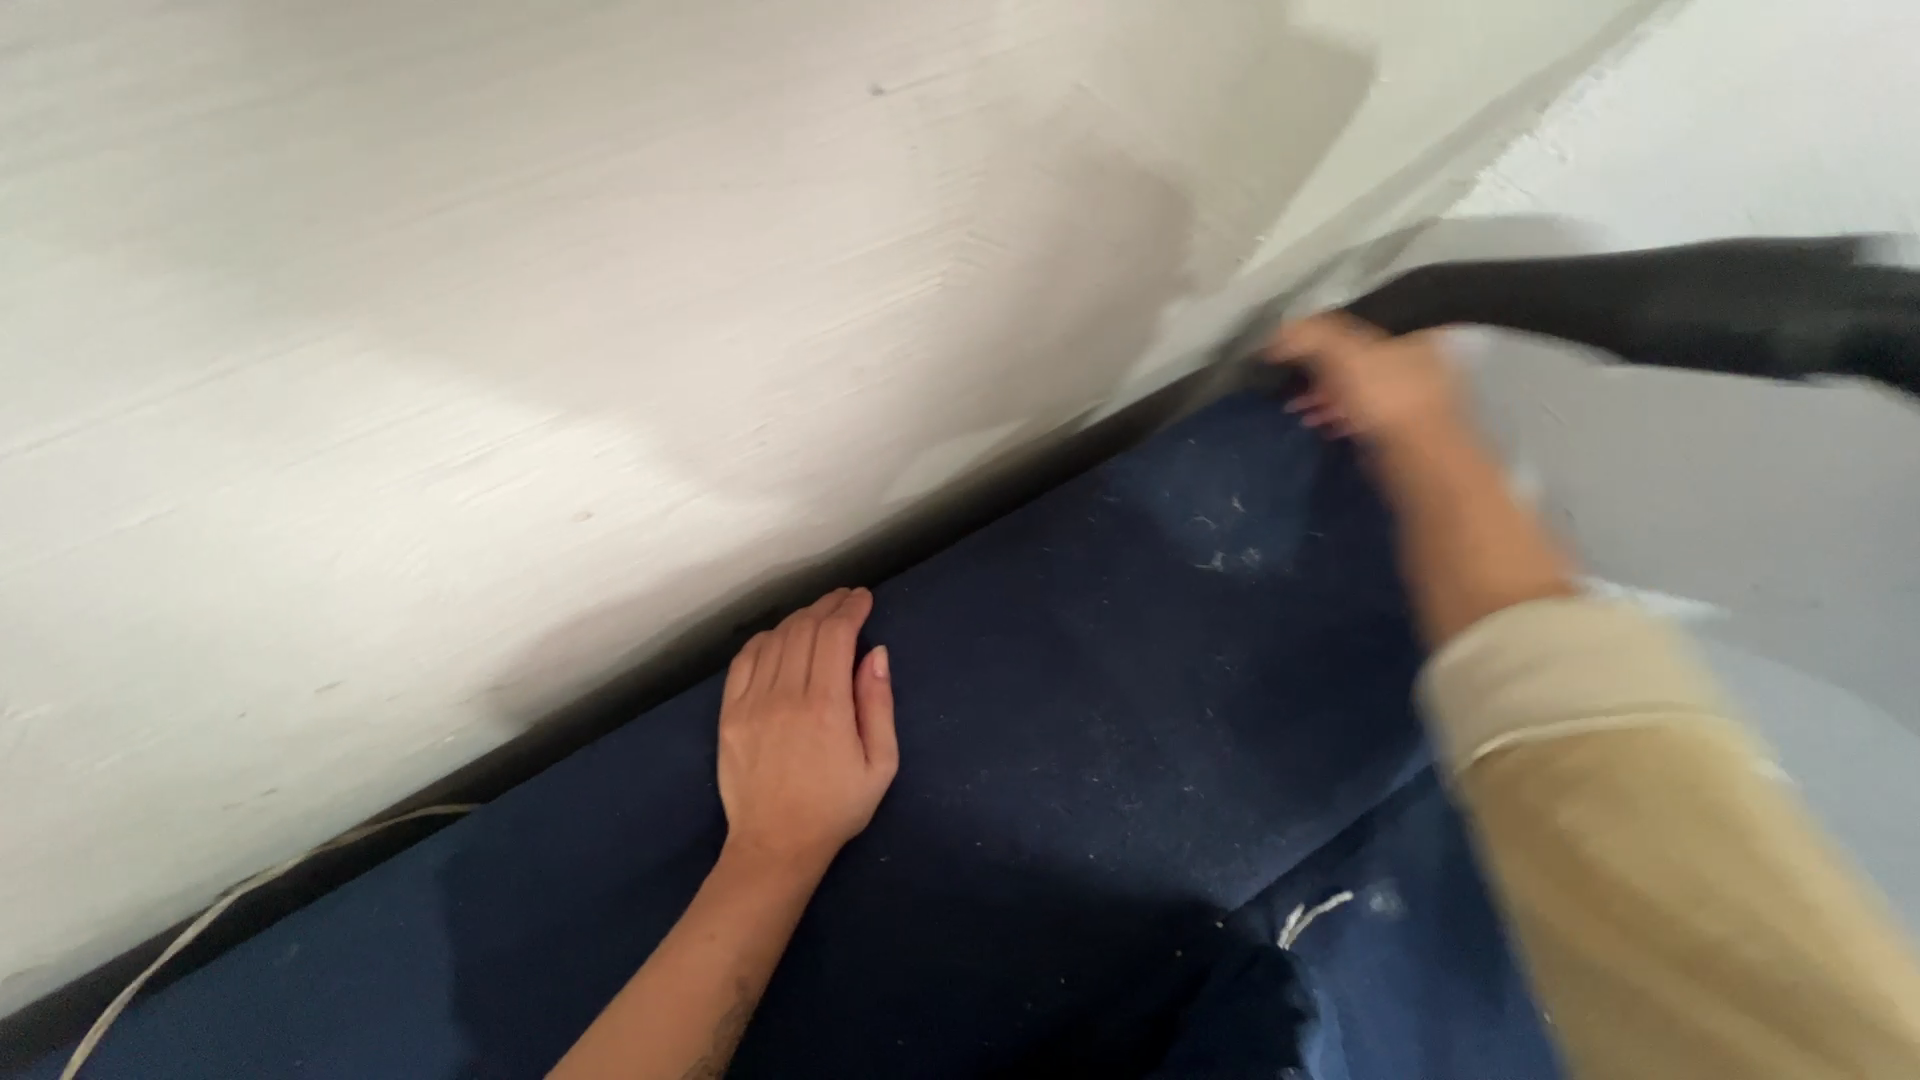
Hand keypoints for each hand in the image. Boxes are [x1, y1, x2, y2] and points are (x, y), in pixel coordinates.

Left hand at [717, 588, 897, 872]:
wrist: (776, 845)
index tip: (864, 598)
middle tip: (845, 598)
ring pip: (775, 638)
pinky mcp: (729, 714)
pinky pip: (745, 660)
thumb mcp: (880, 764)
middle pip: (805, 629)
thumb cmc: (837, 807)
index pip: (835, 635)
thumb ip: (879, 705)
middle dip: (828, 605)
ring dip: (800, 618)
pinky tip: (780, 636)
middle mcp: (785, 695)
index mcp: (826, 706)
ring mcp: (751, 703)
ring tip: (819, 614)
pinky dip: (765, 639)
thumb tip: (875, 653)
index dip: (851, 609)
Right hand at [1266, 313, 1466, 444]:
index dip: (1323, 346)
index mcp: (1410, 342)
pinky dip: (1342, 423)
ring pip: (1360, 396)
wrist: (1414, 453)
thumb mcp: (1342, 354)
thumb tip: (1276, 333)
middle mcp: (1417, 368)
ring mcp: (1413, 404)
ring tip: (1301, 416)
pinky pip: (1365, 422)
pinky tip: (1326, 430)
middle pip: (1358, 367)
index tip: (1296, 361)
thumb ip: (1310, 337)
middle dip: (1323, 380)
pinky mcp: (1404, 435)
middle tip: (1294, 393)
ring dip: (1329, 404)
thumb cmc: (1382, 396)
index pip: (1359, 336)